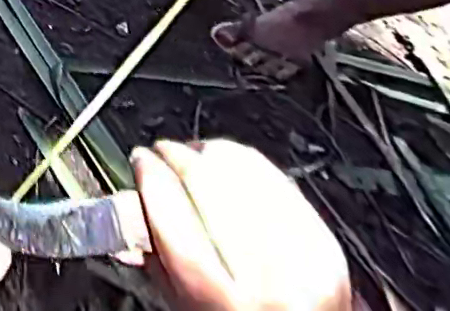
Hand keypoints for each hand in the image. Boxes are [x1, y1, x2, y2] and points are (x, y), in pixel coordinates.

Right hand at [134, 141, 350, 310]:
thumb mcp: (180, 302)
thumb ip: (151, 249)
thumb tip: (128, 195)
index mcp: (219, 298)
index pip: (170, 208)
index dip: (148, 172)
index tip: (139, 160)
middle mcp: (265, 278)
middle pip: (202, 177)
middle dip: (174, 155)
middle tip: (161, 156)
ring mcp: (300, 255)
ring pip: (235, 164)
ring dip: (205, 154)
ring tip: (193, 161)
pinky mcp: (321, 238)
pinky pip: (268, 174)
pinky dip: (239, 163)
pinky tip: (226, 171)